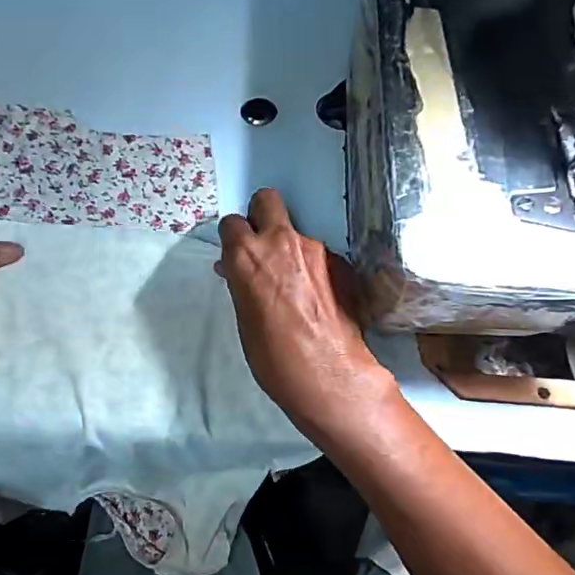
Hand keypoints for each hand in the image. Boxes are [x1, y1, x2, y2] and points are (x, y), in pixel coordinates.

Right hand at [216, 189, 395, 437]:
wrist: (329, 374)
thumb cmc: (273, 355)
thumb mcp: (244, 318)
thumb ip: (241, 284)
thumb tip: (236, 270)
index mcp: (247, 255)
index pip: (232, 222)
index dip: (233, 238)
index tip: (235, 254)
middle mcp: (282, 241)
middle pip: (267, 201)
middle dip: (261, 215)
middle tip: (261, 244)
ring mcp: (317, 249)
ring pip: (296, 233)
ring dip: (290, 248)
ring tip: (293, 285)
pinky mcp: (343, 263)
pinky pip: (320, 256)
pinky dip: (314, 269)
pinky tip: (316, 299)